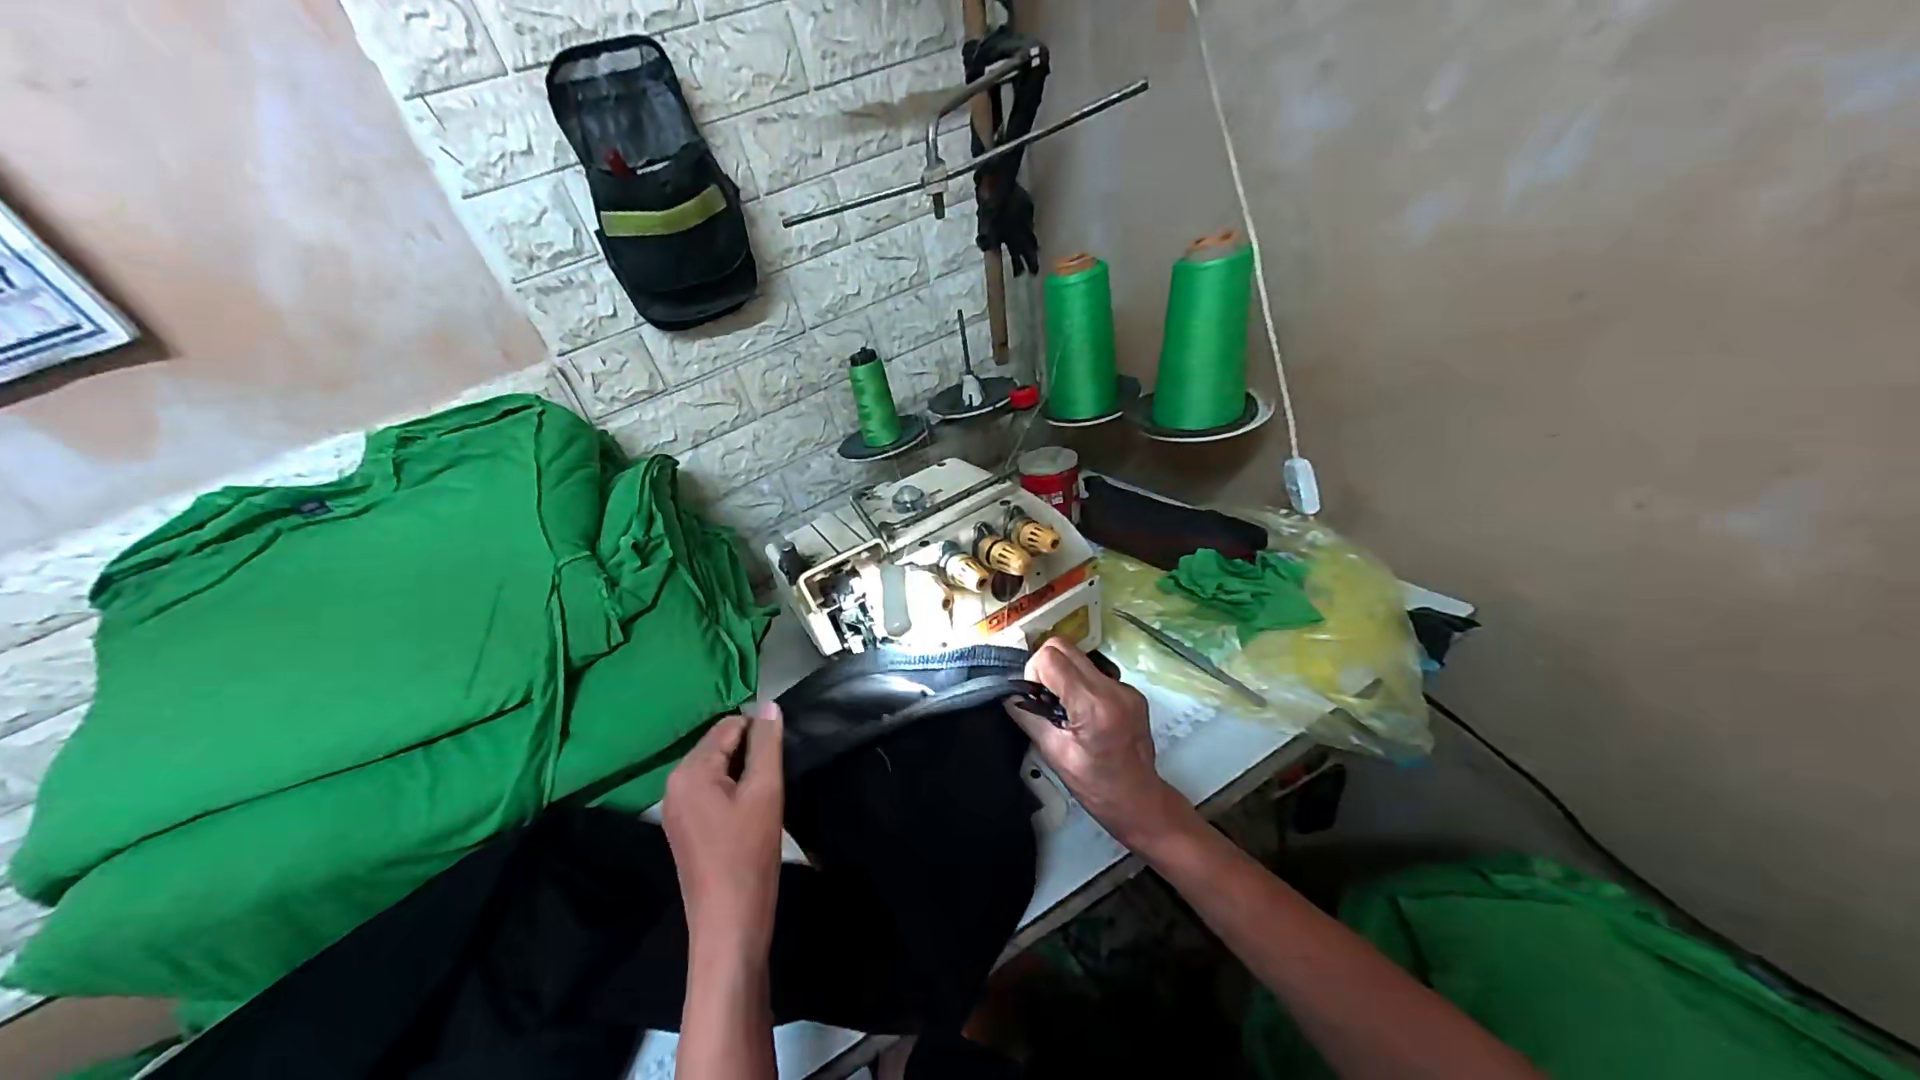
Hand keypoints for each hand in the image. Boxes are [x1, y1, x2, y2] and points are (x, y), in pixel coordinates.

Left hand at [663, 704, 783, 956]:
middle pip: (720, 746)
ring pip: (718, 770)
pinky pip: (711, 792)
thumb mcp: (765, 791)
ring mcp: (676, 808)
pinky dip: (733, 793)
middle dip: (750, 754)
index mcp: (689, 771)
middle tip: (775, 779)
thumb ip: (767, 744)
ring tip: (766, 796)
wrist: (730, 920)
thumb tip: (769, 706)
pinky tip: (751, 813)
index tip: (781, 758)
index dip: (760, 734)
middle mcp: (674, 784)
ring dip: (744, 774)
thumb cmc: (748, 852)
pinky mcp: (685, 828)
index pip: (729, 726)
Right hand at [1004, 639, 1199, 851]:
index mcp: (1093, 705)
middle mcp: (1112, 688)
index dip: (1034, 673)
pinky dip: (1081, 683)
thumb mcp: (1053, 753)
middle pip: (1064, 646)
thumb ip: (1027, 717)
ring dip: (1063, 674)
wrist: (1139, 800)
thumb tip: (1009, 694)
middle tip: (1046, 699)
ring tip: (1065, 708)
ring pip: (1079, 656)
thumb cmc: (1095, 785)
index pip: (1051, 657)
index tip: (1036, 700)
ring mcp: (1125, 687)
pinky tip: (1084, 714)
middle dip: (1045, 667)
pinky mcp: (1131, 691)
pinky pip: (1095, 671)